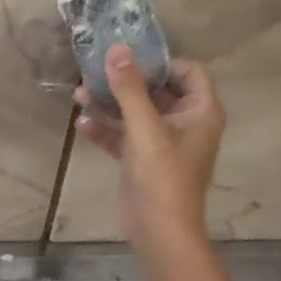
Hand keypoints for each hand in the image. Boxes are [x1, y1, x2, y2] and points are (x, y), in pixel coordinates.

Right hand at [75, 45, 224, 245]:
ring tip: (79, 92)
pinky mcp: (144, 162)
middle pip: (158, 90)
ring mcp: (164, 144)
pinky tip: (81, 124)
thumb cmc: (162, 175)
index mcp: (201, 111)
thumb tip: (117, 49)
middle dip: (127, 80)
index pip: (189, 71)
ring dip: (110, 103)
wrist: (160, 232)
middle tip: (96, 68)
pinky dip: (106, 130)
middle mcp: (186, 123)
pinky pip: (125, 137)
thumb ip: (130, 88)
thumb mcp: (144, 127)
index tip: (131, 57)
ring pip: (137, 113)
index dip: (162, 62)